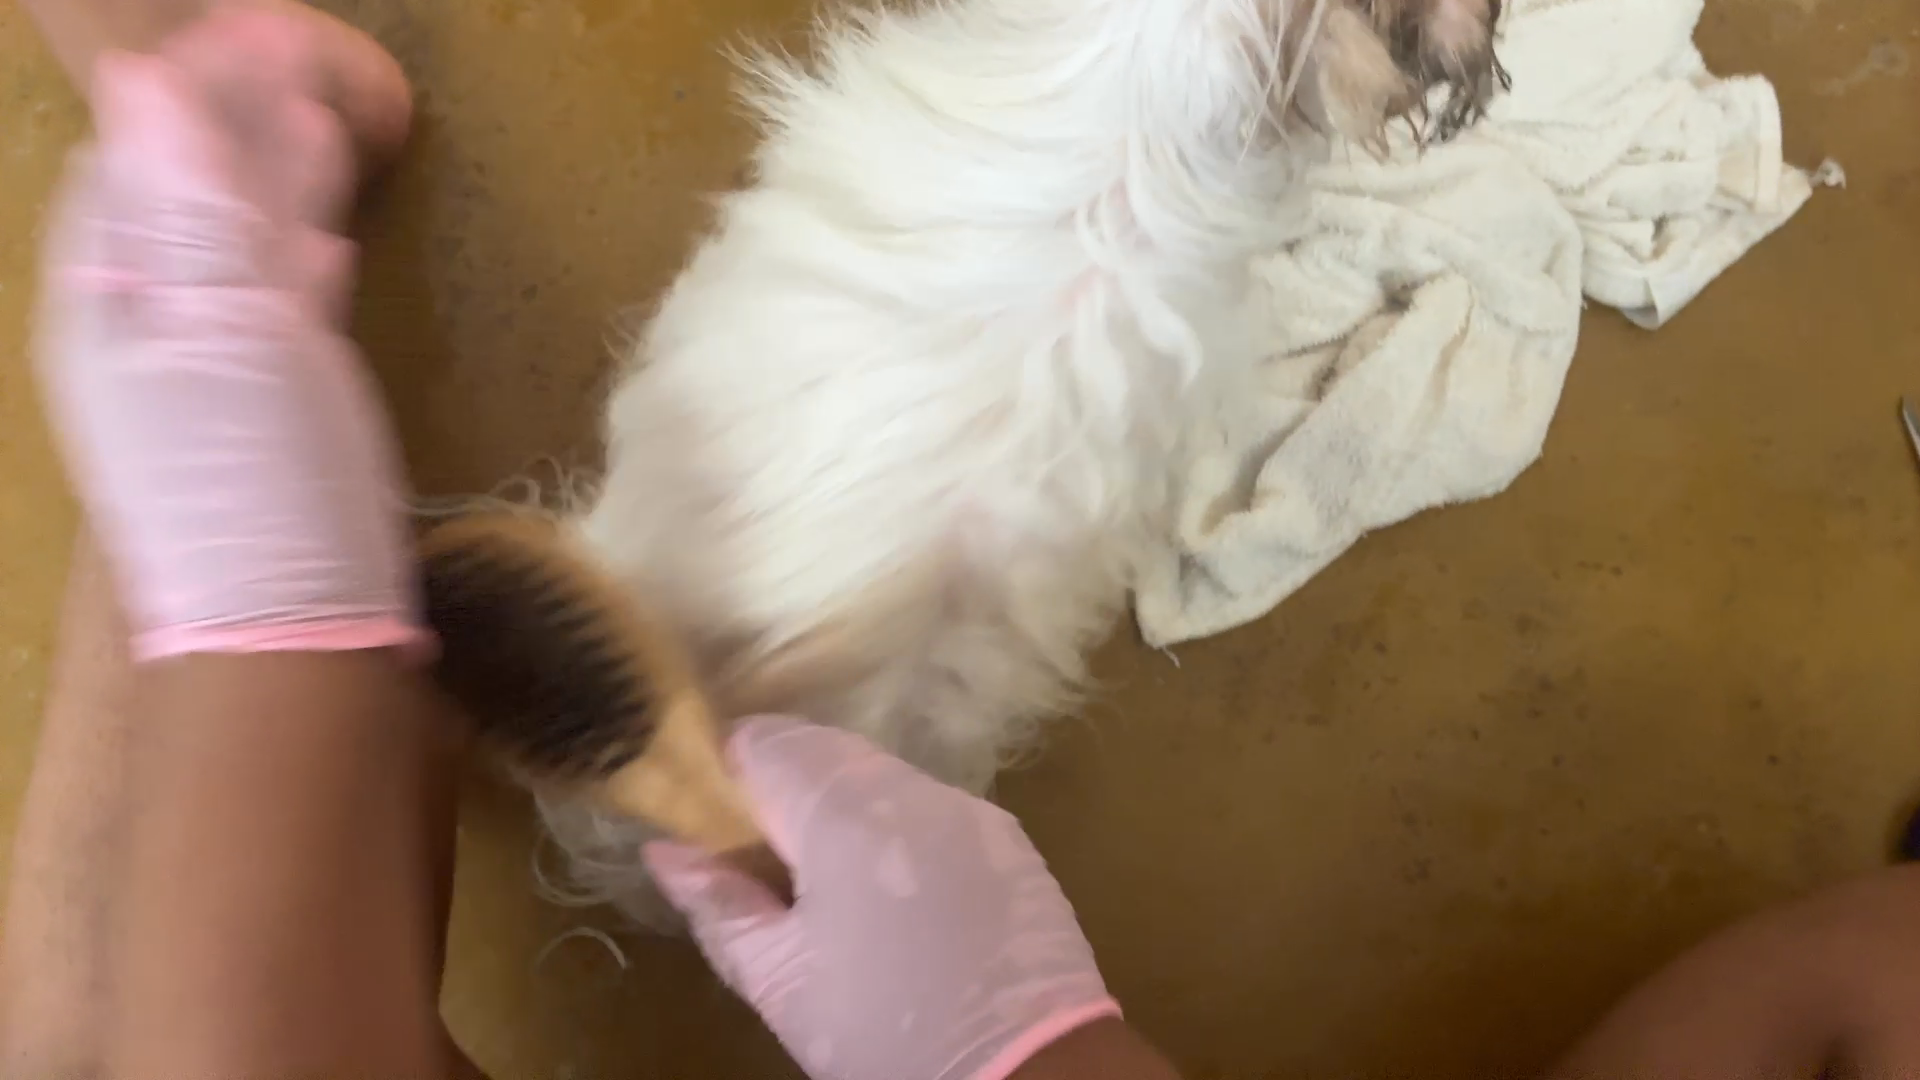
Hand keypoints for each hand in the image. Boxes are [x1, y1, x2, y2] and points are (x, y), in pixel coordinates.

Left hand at [33, 45, 423, 660]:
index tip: (275, 36)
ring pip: (243, 249)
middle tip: (302, 56)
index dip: (208, 96)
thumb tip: (155, 91)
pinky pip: (282, 314)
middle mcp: (158, 322)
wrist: (290, 622)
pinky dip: (305, 266)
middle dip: (242, 122)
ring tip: (318, 129)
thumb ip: (199, 230)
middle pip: (194, 196)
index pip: (158, 165)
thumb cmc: (262, 491)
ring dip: (279, 184)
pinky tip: (330, 250)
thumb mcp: (224, 349)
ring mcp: (221, 368)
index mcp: (125, 298)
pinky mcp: (282, 406)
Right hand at [646, 716, 1120, 1079]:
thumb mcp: (781, 978)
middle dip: (784, 777)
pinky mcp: (1001, 827)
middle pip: (826, 748)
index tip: (713, 805)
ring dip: (839, 796)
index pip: (770, 741)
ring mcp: (963, 802)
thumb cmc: (882, 1028)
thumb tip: (663, 850)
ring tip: (823, 865)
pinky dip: (893, 816)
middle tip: (761, 841)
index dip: (731, 761)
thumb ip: (716, 903)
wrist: (1025, 1068)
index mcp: (845, 813)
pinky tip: (891, 876)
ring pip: (879, 769)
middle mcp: (909, 787)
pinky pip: (927, 798)